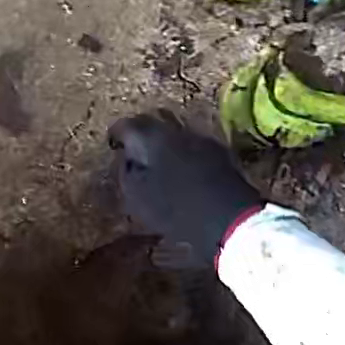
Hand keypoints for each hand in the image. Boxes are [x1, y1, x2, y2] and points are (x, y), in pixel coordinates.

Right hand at [109, 111, 263, 266]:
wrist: (231, 221)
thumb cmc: (177, 211)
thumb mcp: (138, 197)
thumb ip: (126, 172)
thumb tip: (126, 158)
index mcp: (154, 138)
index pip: (128, 126)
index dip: (117, 134)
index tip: (112, 145)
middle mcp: (179, 131)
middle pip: (154, 124)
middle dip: (142, 135)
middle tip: (134, 153)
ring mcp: (204, 141)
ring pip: (177, 134)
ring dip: (165, 146)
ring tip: (158, 165)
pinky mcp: (222, 156)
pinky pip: (194, 148)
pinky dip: (183, 156)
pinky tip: (183, 174)